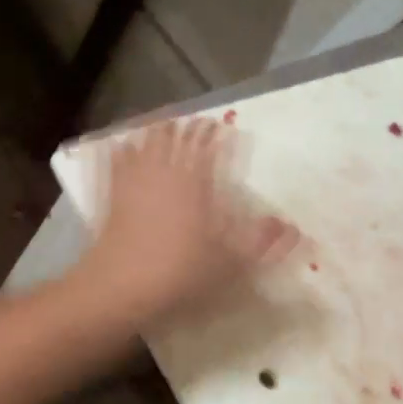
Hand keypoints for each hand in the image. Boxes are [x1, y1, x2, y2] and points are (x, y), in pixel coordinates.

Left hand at [75, 117, 296, 319]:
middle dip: (182, 128)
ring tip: (161, 123)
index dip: (212, 136)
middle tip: (190, 121)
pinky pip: (115, 163)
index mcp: (193, 186)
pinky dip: (120, 149)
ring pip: (143, 145)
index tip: (220, 126)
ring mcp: (132, 183)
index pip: (205, 150)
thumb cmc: (180, 271)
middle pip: (171, 141)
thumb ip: (261, 242)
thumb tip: (291, 227)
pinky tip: (118, 144)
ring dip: (153, 132)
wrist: (122, 282)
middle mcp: (162, 176)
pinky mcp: (111, 195)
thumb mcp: (231, 262)